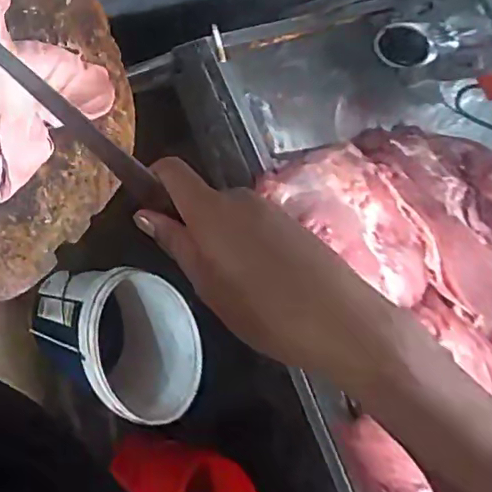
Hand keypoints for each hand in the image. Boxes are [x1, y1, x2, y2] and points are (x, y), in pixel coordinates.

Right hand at [135, 158, 404, 387]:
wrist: (346, 322)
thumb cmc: (267, 312)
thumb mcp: (210, 286)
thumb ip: (177, 244)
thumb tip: (145, 213)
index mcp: (210, 209)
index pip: (172, 169)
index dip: (154, 179)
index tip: (148, 208)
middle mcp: (238, 196)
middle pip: (200, 194)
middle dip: (189, 221)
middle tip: (194, 268)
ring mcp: (268, 206)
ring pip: (227, 211)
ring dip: (218, 234)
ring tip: (232, 283)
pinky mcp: (290, 221)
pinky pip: (252, 221)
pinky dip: (244, 240)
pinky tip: (261, 281)